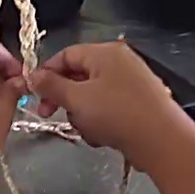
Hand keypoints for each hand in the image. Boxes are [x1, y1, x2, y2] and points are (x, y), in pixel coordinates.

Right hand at [30, 42, 187, 163]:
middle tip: (49, 115)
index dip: (46, 73)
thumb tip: (33, 75)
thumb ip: (51, 86)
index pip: (66, 54)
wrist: (161, 141)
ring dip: (81, 114)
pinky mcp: (138, 104)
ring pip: (91, 95)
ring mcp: (131, 83)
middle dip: (63, 97)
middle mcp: (120, 63)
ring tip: (86, 129)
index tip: (34, 94)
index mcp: (105, 53)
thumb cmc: (116, 114)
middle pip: (78, 75)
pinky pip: (108, 108)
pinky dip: (99, 121)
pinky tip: (102, 136)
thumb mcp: (76, 99)